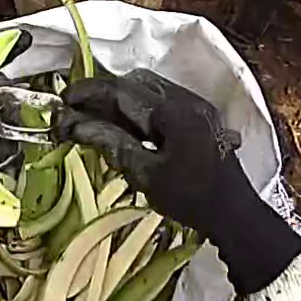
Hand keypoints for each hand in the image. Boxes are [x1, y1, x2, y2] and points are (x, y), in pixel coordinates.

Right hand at [58, 69, 300, 294]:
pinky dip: (135, 105)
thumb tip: (74, 125)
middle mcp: (185, 99)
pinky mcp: (196, 114)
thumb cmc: (191, 199)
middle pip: (132, 83)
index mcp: (173, 112)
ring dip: (117, 97)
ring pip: (145, 87)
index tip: (63, 101)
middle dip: (101, 93)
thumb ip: (111, 143)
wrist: (237, 217)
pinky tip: (123, 123)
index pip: (120, 92)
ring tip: (95, 116)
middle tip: (75, 109)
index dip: (88, 93)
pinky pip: (158, 98)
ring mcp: (193, 104)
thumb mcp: (145, 175)